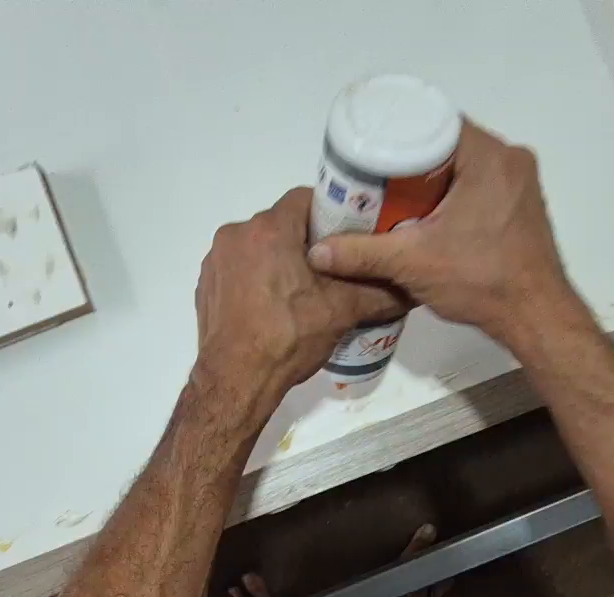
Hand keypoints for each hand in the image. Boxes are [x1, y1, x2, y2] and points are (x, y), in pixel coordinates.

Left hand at [194, 188, 403, 409]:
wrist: (236, 380)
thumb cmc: (289, 337)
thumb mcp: (341, 313)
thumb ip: (377, 293)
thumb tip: (409, 288)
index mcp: (269, 229)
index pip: (306, 200)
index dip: (329, 215)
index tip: (345, 237)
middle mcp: (236, 235)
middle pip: (279, 226)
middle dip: (303, 244)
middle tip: (328, 272)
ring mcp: (215, 262)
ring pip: (256, 250)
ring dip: (277, 264)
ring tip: (298, 295)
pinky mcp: (204, 288)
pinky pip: (237, 273)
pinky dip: (254, 283)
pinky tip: (269, 311)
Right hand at [307, 122, 576, 343]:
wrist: (535, 317)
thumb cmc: (481, 281)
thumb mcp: (413, 264)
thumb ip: (363, 255)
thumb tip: (317, 253)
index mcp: (488, 157)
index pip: (435, 124)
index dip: (398, 136)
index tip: (370, 154)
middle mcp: (510, 160)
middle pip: (447, 146)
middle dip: (408, 163)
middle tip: (373, 181)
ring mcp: (520, 185)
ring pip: (463, 169)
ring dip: (429, 183)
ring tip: (392, 201)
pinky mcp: (521, 208)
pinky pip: (478, 188)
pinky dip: (451, 198)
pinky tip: (426, 220)